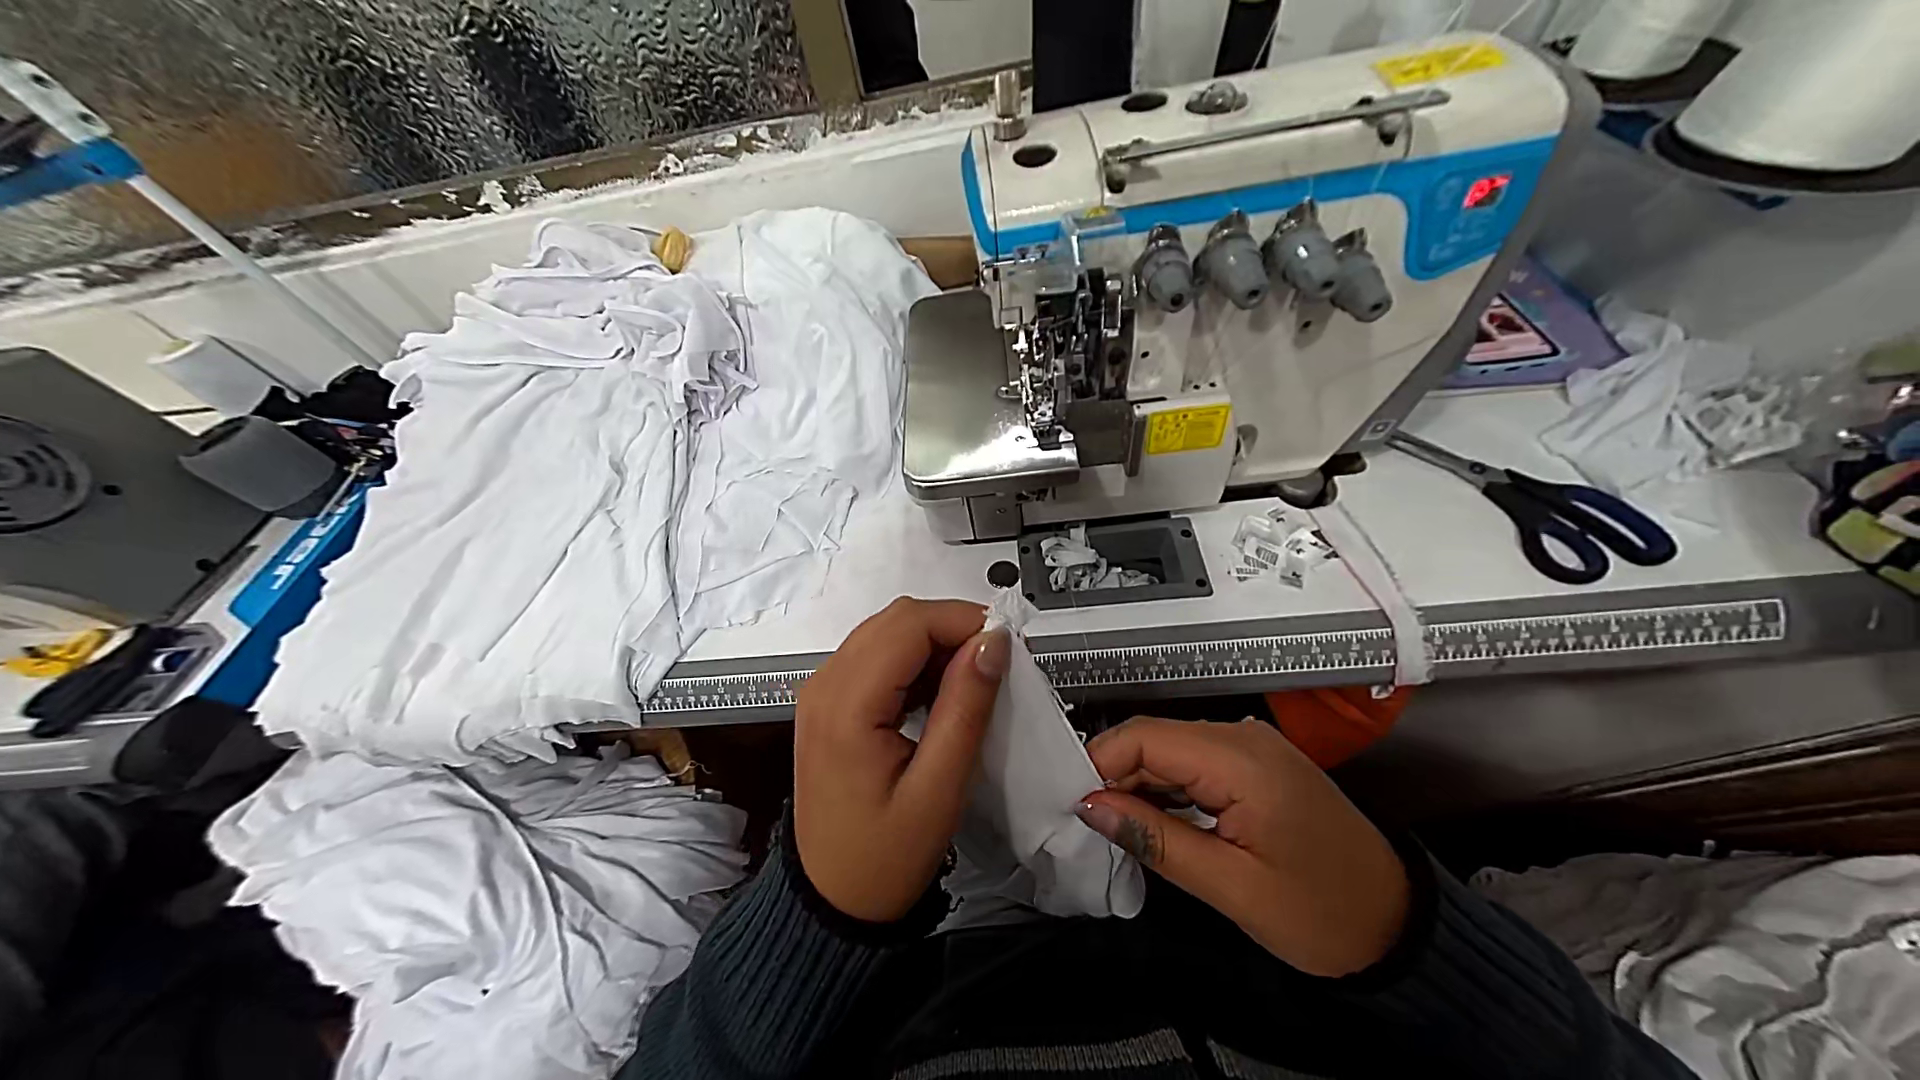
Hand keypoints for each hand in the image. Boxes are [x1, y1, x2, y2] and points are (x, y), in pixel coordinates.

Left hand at [793, 597, 1010, 922]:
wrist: (834, 901)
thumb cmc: (882, 860)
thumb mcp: (939, 789)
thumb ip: (966, 706)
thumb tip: (992, 643)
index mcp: (844, 705)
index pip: (909, 624)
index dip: (963, 621)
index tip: (1005, 645)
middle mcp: (825, 686)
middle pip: (897, 619)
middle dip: (952, 628)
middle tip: (995, 662)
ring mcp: (823, 691)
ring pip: (888, 631)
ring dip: (936, 643)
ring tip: (973, 681)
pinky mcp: (830, 702)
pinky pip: (878, 656)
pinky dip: (916, 660)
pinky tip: (942, 692)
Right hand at [1077, 717, 1409, 975]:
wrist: (1397, 924)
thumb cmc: (1321, 912)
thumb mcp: (1231, 886)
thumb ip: (1155, 839)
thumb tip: (1091, 806)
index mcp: (1241, 760)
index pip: (1144, 737)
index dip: (1100, 764)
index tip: (1076, 806)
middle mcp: (1243, 738)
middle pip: (1153, 738)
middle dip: (1115, 776)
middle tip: (1093, 824)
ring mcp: (1250, 746)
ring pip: (1168, 748)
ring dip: (1138, 783)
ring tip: (1121, 828)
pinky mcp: (1252, 762)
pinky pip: (1191, 761)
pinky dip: (1165, 787)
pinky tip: (1155, 820)